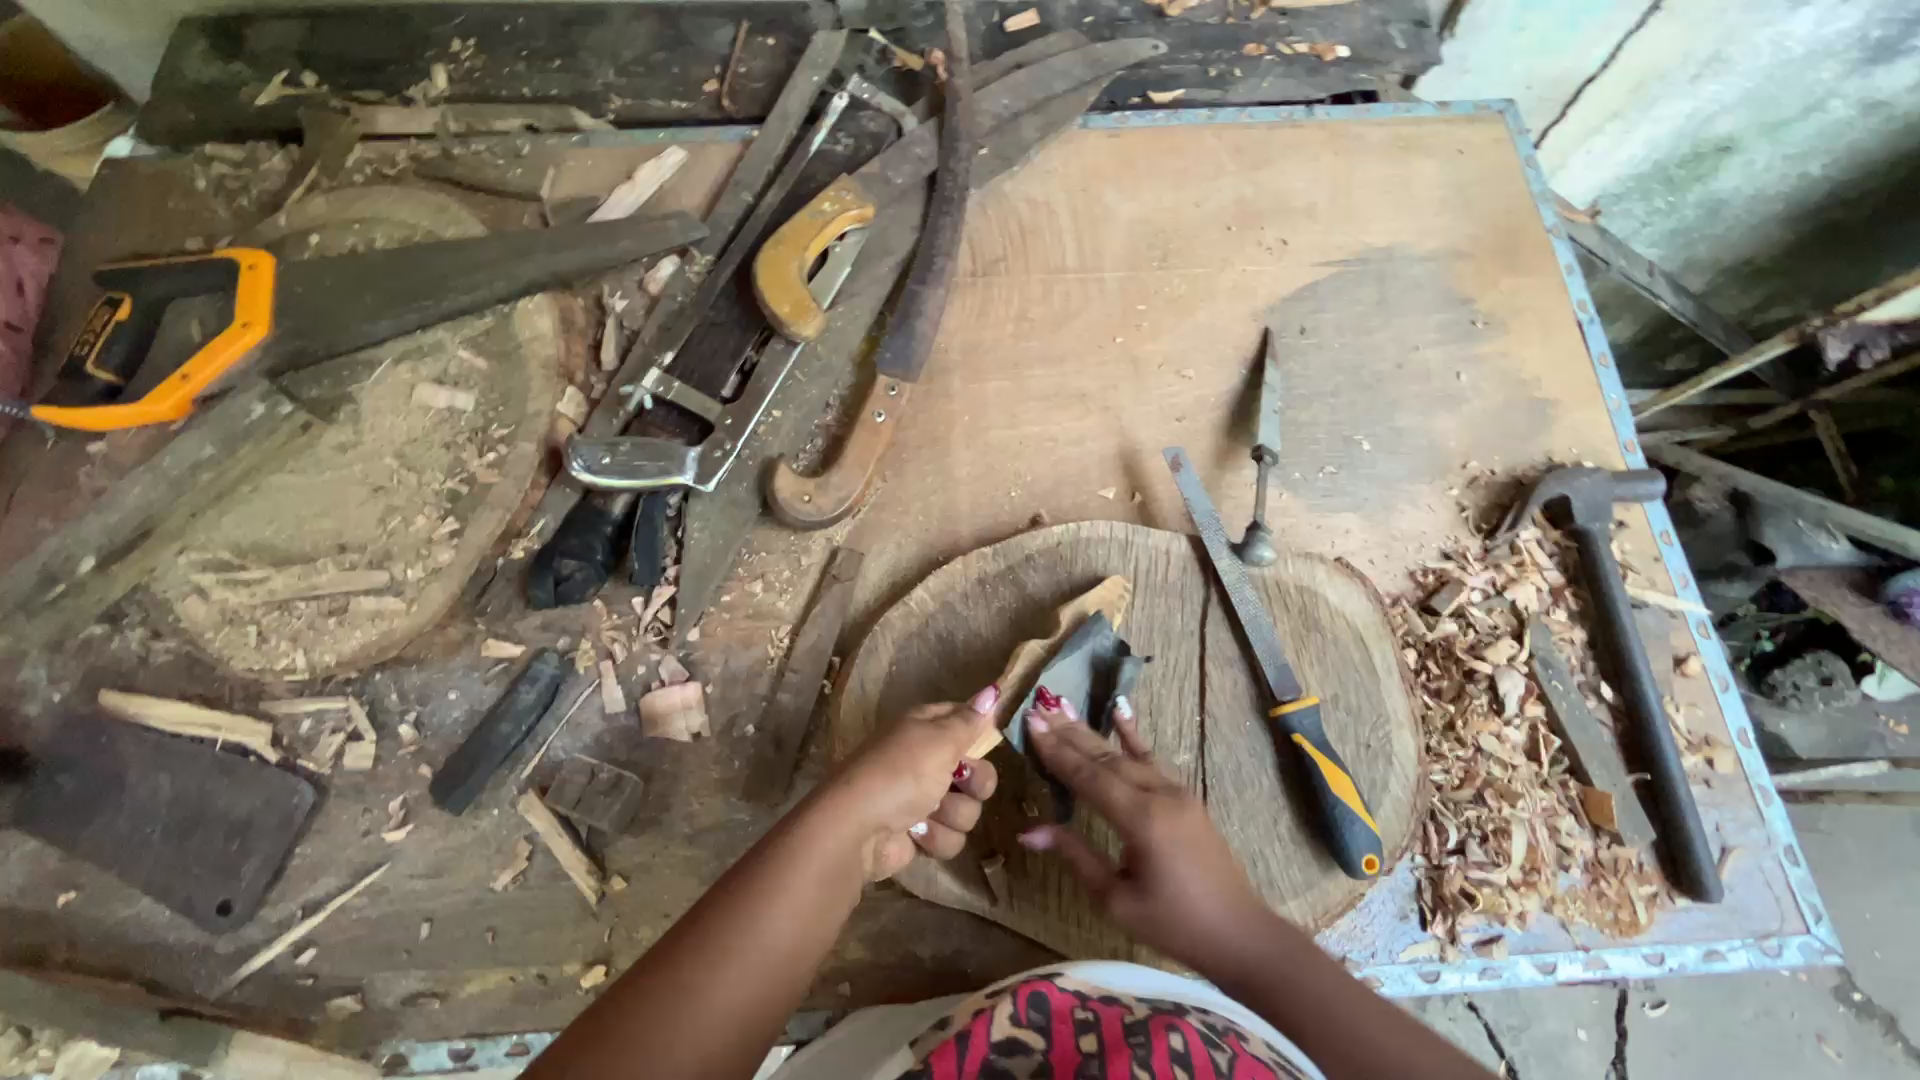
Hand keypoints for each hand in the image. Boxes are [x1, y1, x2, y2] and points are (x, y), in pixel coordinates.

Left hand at [815, 685, 1000, 880]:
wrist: (856, 829)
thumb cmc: (900, 774)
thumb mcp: (939, 739)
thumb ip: (969, 720)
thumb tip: (992, 690)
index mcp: (924, 728)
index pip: (963, 719)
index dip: (979, 731)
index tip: (987, 742)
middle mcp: (925, 761)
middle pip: (975, 770)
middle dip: (975, 782)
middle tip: (960, 783)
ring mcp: (922, 799)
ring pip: (967, 808)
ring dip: (952, 813)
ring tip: (929, 812)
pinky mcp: (921, 834)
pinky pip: (950, 837)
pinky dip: (936, 837)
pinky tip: (916, 833)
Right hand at [1019, 694, 1275, 973]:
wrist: (1238, 933)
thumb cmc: (1174, 924)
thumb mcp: (1116, 899)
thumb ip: (1076, 855)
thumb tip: (1029, 830)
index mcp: (1141, 820)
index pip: (1089, 777)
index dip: (1057, 751)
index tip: (1031, 723)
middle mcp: (1159, 795)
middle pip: (1106, 757)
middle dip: (1068, 733)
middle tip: (1037, 709)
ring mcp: (1176, 792)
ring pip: (1127, 754)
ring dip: (1093, 731)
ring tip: (1063, 706)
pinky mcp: (1185, 797)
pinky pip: (1153, 759)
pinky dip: (1133, 735)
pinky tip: (1120, 711)